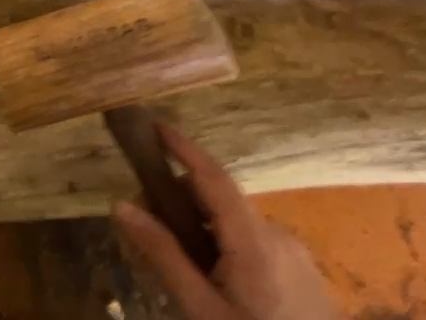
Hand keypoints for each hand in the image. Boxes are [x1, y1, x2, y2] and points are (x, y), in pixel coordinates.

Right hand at [113, 125, 339, 319]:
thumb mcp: (201, 307)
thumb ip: (163, 254)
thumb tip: (120, 204)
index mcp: (254, 243)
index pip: (215, 179)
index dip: (184, 148)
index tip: (154, 124)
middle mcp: (279, 238)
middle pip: (219, 199)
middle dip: (178, 201)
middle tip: (147, 227)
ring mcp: (296, 256)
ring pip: (234, 222)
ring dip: (201, 225)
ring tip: (181, 262)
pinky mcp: (304, 272)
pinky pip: (255, 241)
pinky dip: (224, 242)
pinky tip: (213, 276)